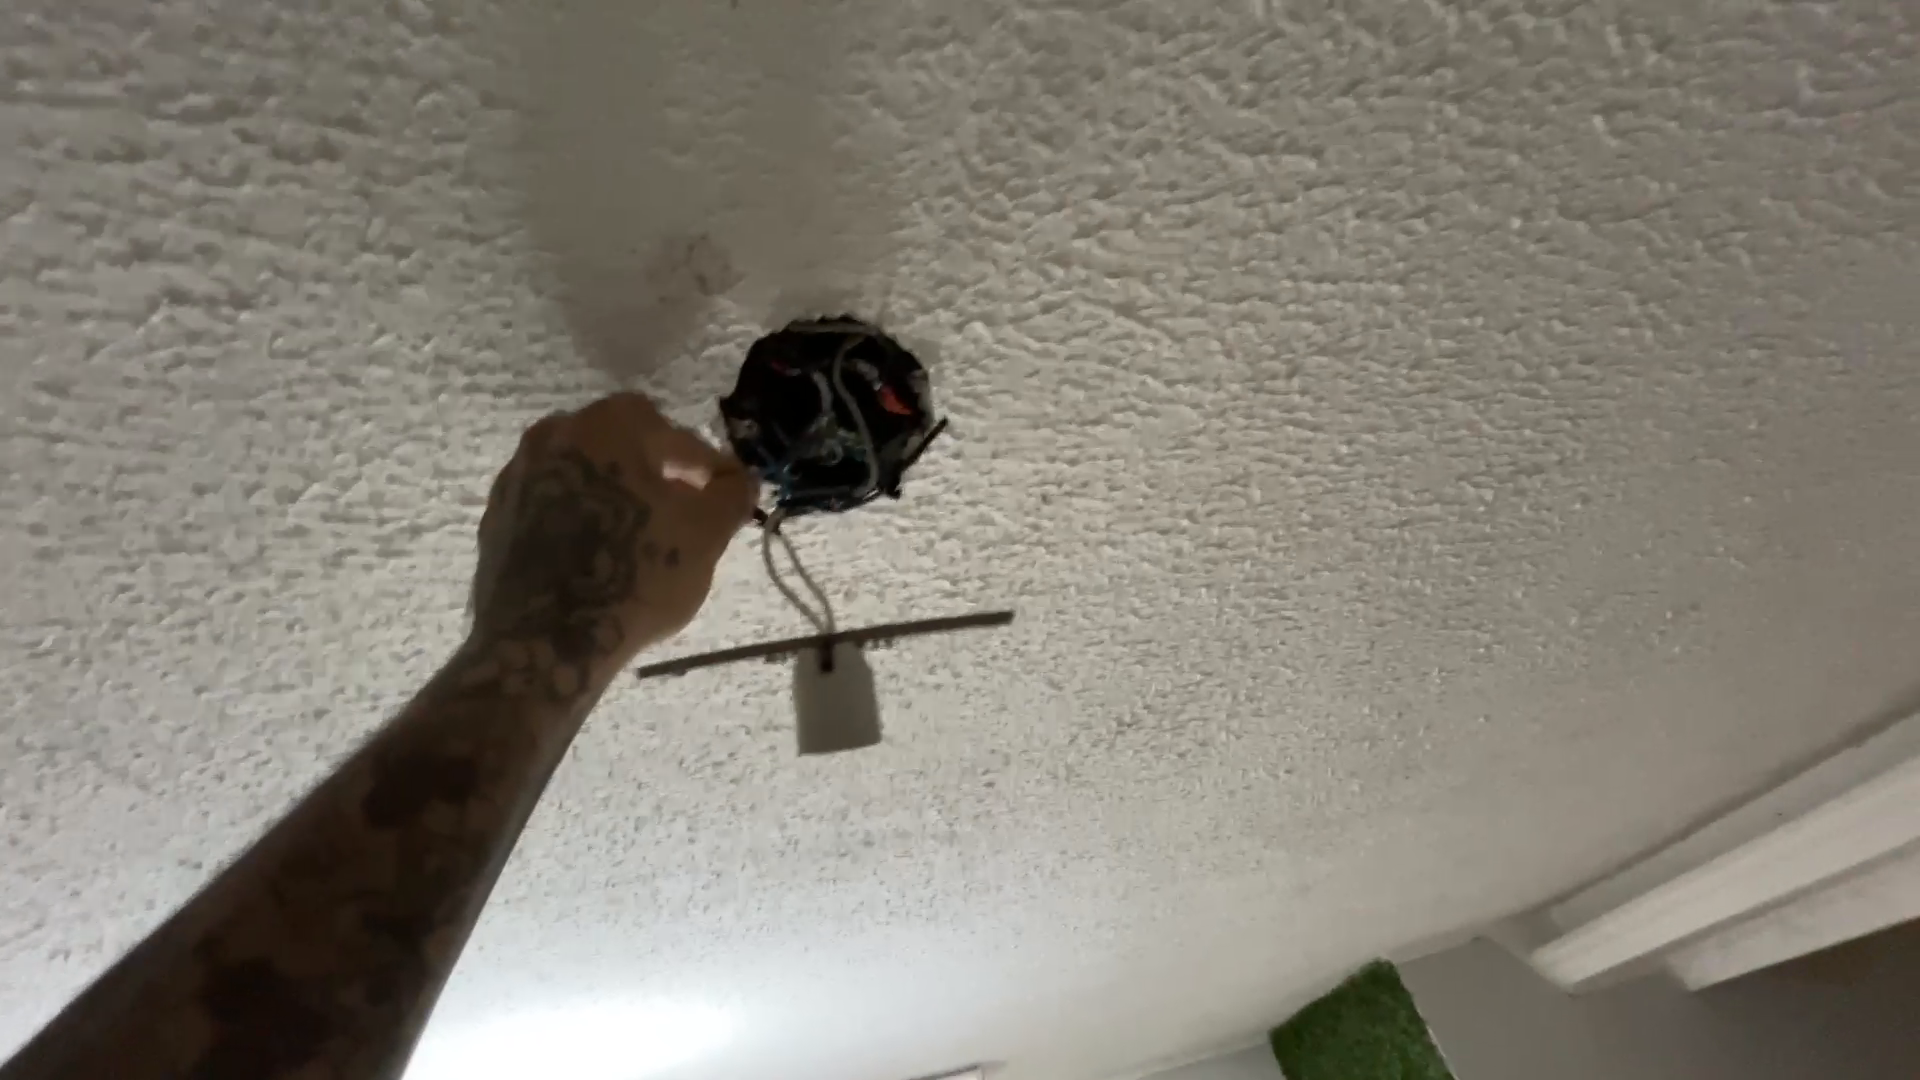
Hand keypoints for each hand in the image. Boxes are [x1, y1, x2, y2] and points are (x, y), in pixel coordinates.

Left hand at [470, 393, 756, 686]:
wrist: (545, 639)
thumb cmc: (638, 572)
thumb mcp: (707, 532)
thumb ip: (732, 494)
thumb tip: (741, 479)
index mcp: (610, 425)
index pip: (681, 439)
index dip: (712, 469)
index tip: (729, 497)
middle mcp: (556, 435)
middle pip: (629, 448)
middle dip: (663, 476)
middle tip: (688, 514)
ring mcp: (518, 475)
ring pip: (590, 475)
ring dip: (622, 496)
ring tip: (648, 539)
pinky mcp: (498, 518)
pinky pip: (558, 505)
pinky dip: (586, 520)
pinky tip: (604, 556)